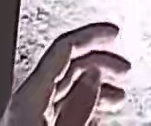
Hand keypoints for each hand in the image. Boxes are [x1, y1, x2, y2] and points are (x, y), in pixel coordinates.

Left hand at [2, 22, 130, 124]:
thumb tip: (94, 74)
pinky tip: (100, 118)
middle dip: (100, 63)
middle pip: (68, 67)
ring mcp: (29, 120)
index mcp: (29, 96)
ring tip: (118, 97)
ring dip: (97, 89)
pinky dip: (86, 110)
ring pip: (68, 91)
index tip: (115, 32)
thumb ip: (79, 104)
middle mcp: (27, 104)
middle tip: (124, 68)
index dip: (92, 34)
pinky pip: (63, 113)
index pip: (64, 47)